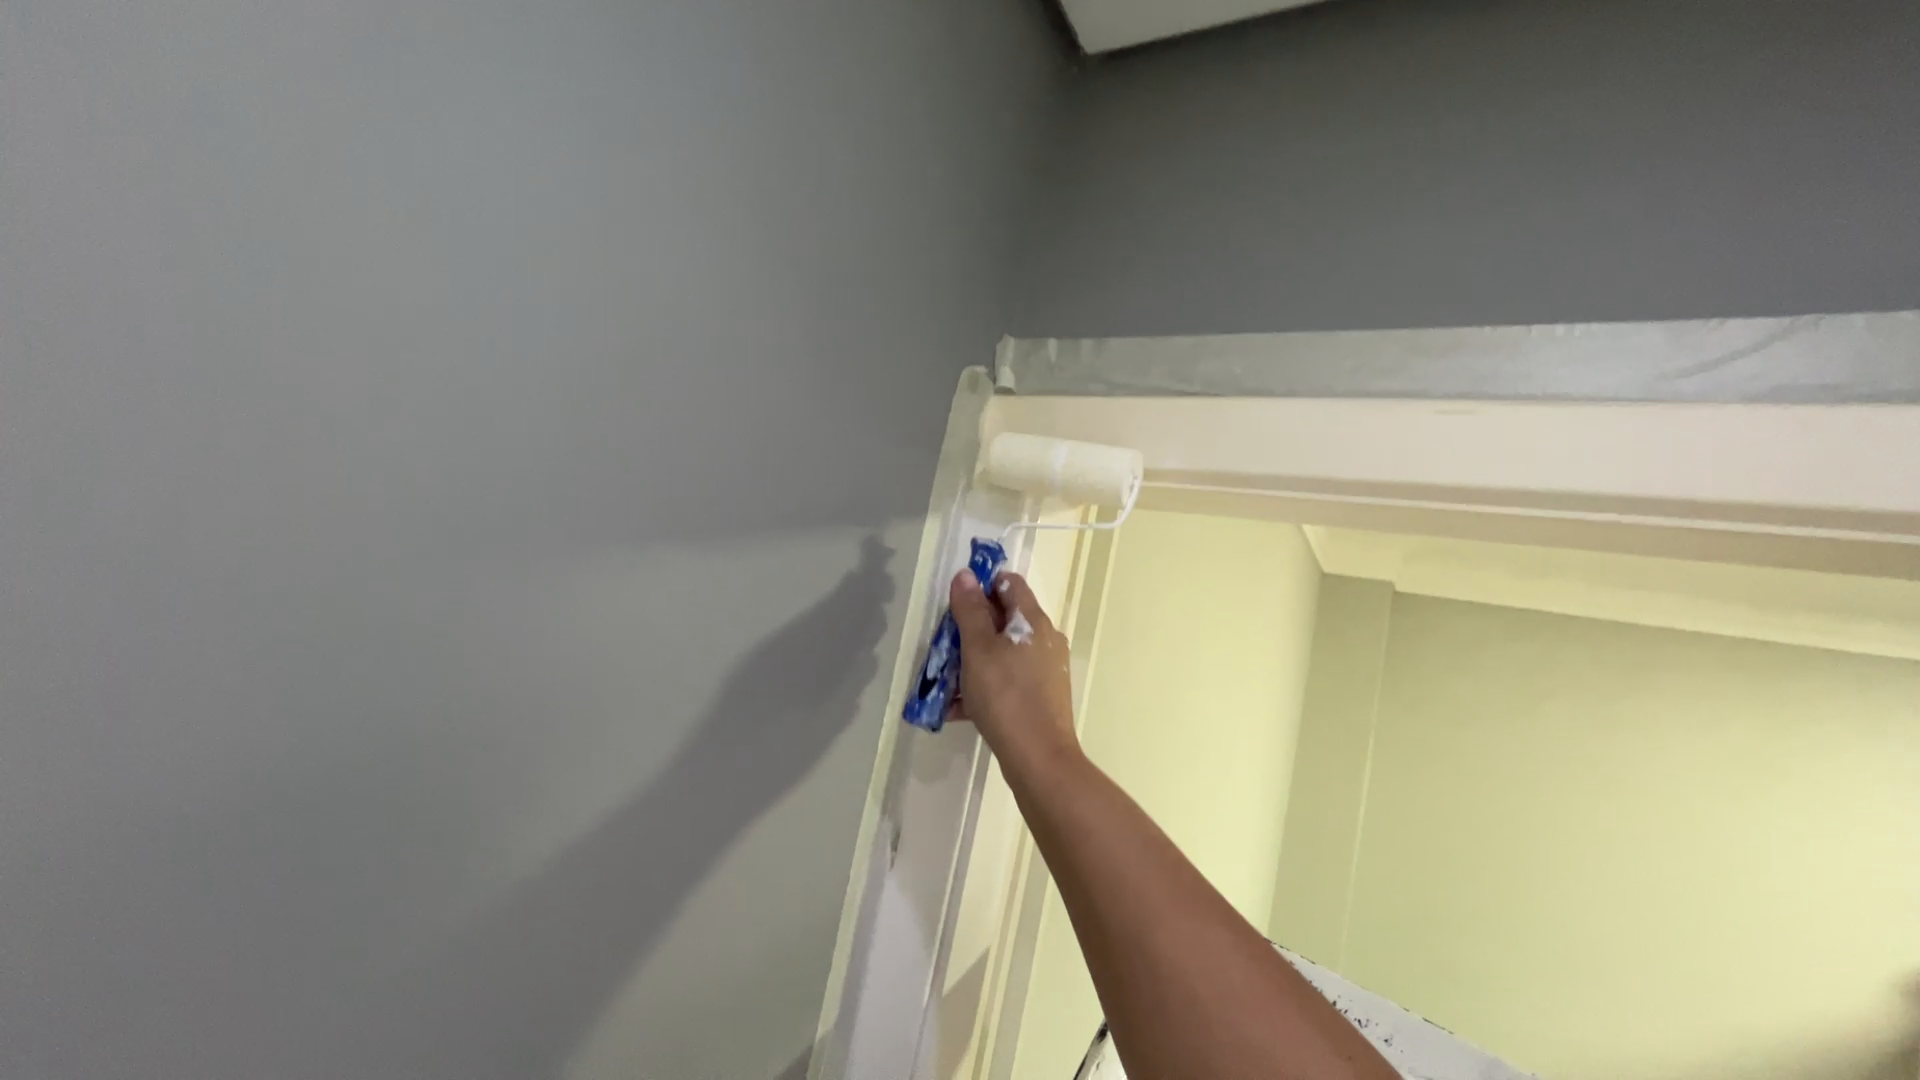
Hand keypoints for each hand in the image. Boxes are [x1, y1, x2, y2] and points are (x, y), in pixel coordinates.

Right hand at [946, 568, 1079, 768]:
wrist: (1039, 758)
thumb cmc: (1006, 696)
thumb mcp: (978, 650)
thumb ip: (970, 611)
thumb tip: (965, 575)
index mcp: (1033, 622)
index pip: (1009, 584)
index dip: (982, 585)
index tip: (955, 603)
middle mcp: (1045, 640)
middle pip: (1004, 619)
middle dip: (971, 629)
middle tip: (944, 645)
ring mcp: (1044, 670)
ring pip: (1002, 653)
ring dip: (972, 662)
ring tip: (945, 681)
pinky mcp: (1040, 697)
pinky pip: (1006, 681)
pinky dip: (983, 687)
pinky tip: (957, 709)